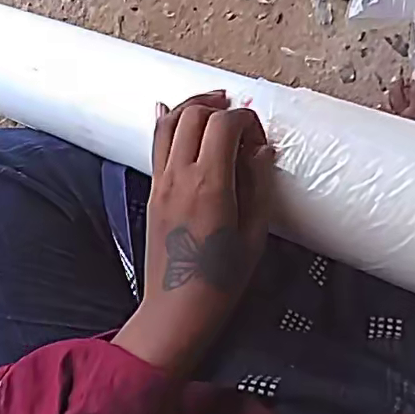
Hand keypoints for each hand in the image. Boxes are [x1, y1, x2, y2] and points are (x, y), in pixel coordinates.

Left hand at [112, 92, 276, 377]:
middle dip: (219, 106)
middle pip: (194, 115)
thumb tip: (261, 151)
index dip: (247, 121)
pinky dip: (167, 125)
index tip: (259, 139)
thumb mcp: (254, 234)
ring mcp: (162, 183)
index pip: (225, 124)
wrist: (177, 308)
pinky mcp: (153, 192)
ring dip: (191, 108)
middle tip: (238, 116)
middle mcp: (180, 177)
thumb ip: (258, 185)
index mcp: (210, 185)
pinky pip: (155, 146)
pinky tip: (173, 114)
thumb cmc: (219, 280)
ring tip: (212, 105)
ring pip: (169, 124)